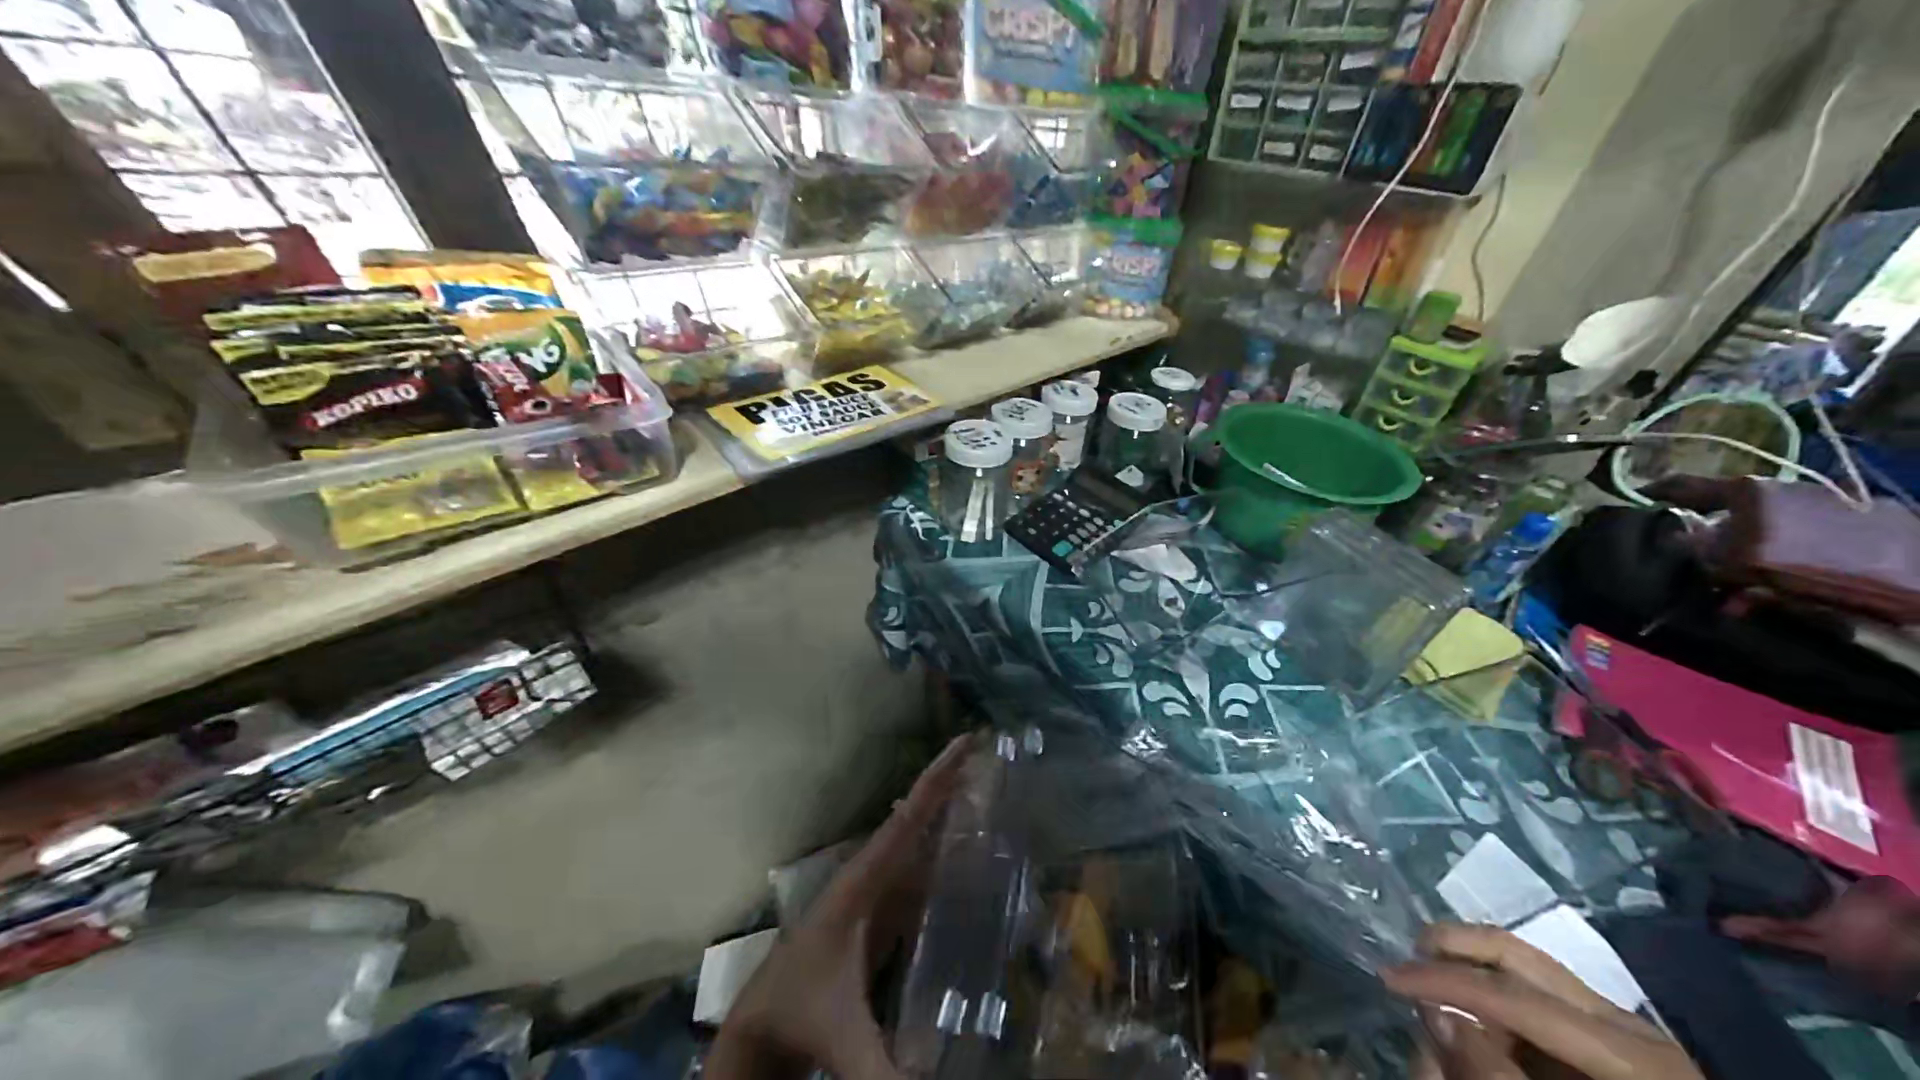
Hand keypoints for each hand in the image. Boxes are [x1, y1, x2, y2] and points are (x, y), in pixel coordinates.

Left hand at [707, 734, 975, 1079]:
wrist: (761, 1030)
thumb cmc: (798, 1016)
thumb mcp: (844, 1035)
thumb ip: (885, 1068)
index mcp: (863, 883)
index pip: (907, 819)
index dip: (938, 778)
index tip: (967, 741)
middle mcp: (871, 876)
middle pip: (916, 819)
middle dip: (951, 785)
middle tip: (991, 755)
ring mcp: (874, 895)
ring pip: (917, 843)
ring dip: (948, 817)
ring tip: (987, 792)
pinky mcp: (879, 917)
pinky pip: (918, 874)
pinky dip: (942, 856)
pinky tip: (967, 857)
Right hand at [1383, 923, 1703, 1079]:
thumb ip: (1497, 1076)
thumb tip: (1434, 1014)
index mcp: (1629, 1052)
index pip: (1514, 994)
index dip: (1443, 981)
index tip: (1386, 977)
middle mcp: (1623, 1021)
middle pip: (1517, 953)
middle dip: (1452, 946)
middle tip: (1404, 958)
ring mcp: (1618, 1024)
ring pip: (1522, 965)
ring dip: (1467, 971)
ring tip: (1434, 1000)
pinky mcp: (1607, 1035)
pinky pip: (1534, 994)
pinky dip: (1491, 1000)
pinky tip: (1473, 1026)